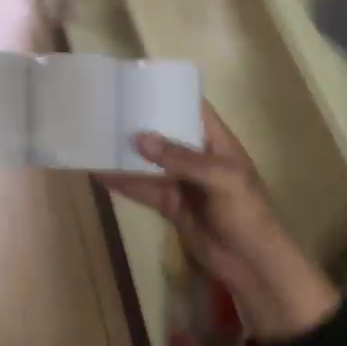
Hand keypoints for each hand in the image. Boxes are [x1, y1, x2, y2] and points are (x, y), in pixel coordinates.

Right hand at [97, 101, 337, 341]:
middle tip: (105, 107)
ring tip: (95, 137)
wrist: (251, 264)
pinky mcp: (169, 204)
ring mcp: (181, 181)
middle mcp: (197, 157)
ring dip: (125, 153)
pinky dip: (122, 182)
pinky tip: (99, 173)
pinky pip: (142, 188)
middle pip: (164, 132)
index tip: (136, 82)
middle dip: (138, 122)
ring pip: (148, 161)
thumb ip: (180, 158)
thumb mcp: (220, 179)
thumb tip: (138, 137)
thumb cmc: (246, 213)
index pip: (192, 108)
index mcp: (217, 142)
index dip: (168, 93)